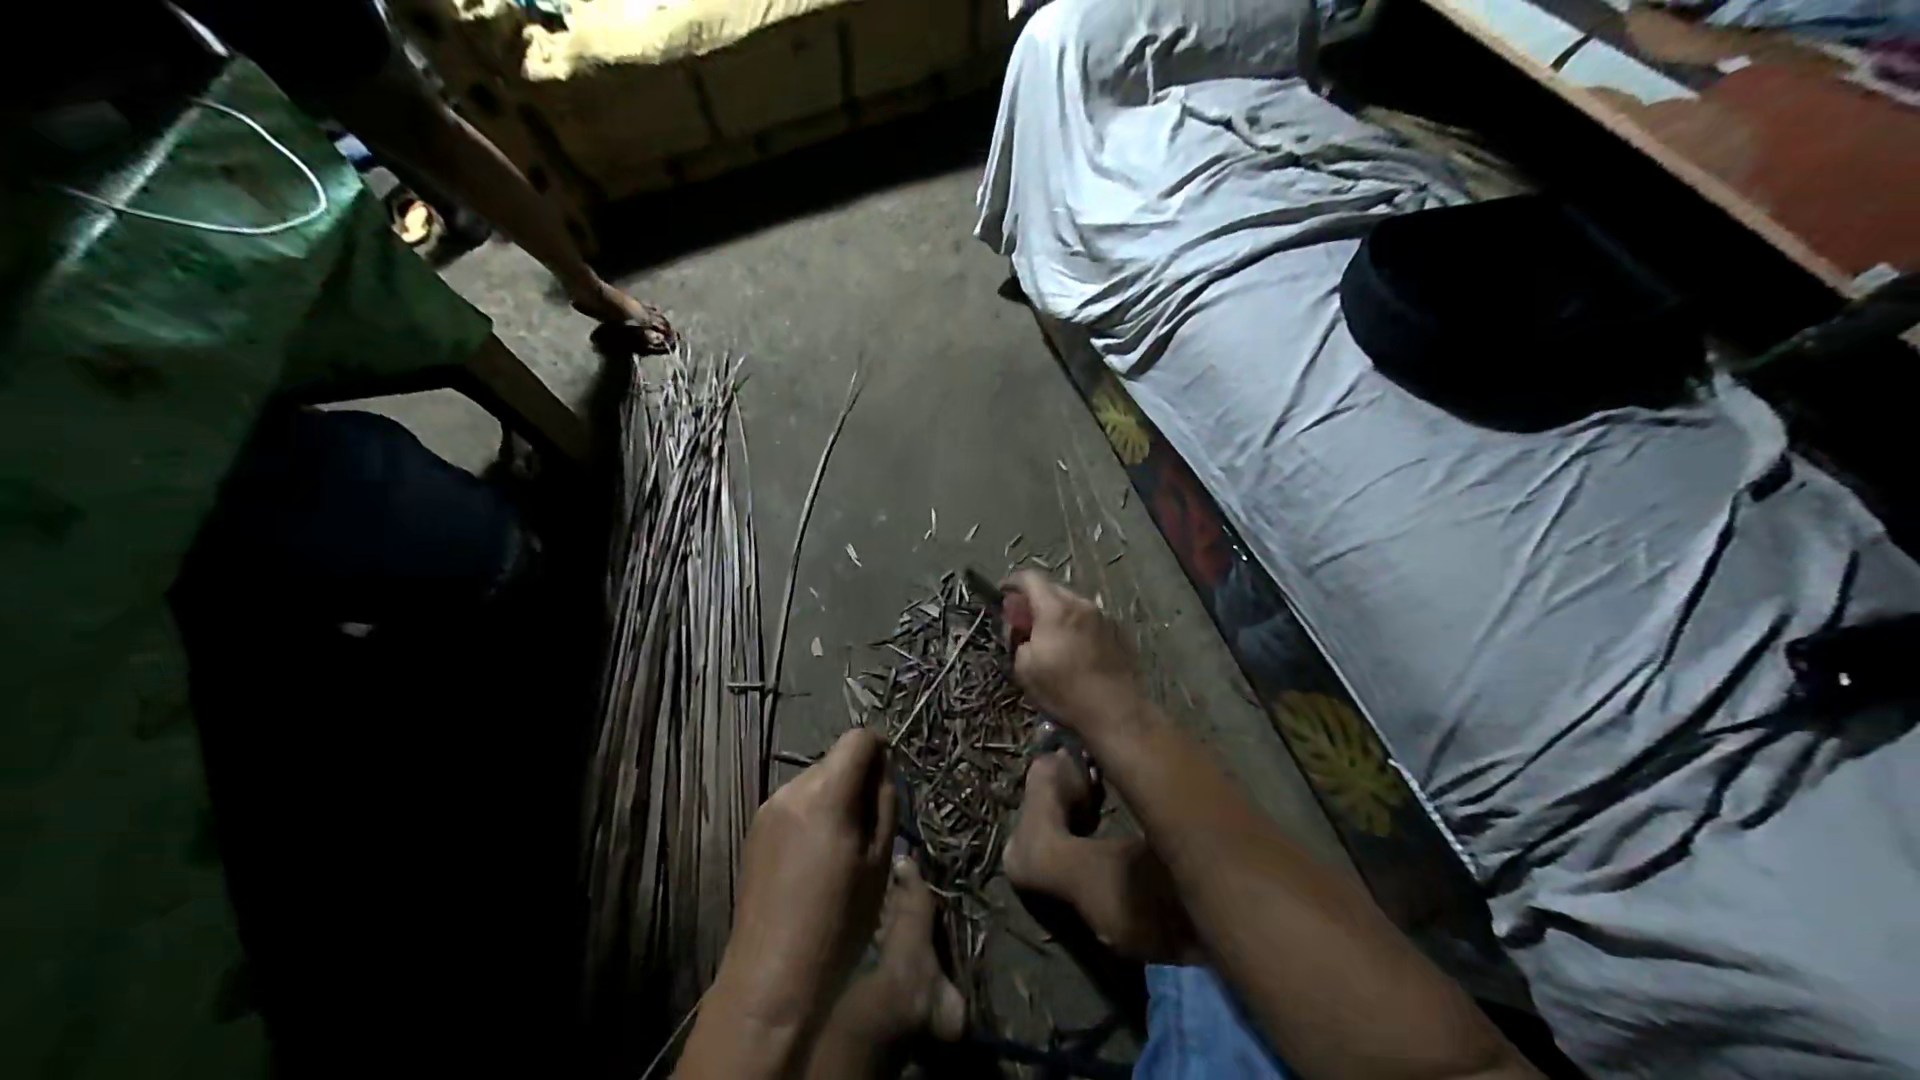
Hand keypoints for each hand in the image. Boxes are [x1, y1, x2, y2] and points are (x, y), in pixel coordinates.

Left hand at [710, 728, 896, 1032]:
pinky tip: (816, 858)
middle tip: (871, 824)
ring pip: (814, 782)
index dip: (879, 750)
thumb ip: (884, 805)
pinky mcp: (754, 831)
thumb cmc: (838, 923)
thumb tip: (883, 773)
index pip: (858, 739)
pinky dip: (813, 814)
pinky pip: (794, 804)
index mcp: (826, 793)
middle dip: (858, 779)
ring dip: (835, 797)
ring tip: (843, 847)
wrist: (771, 976)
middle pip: (835, 760)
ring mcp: (767, 809)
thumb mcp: (880, 863)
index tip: (890, 781)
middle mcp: (791, 790)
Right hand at [1001, 570, 1141, 733]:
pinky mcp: (1117, 631)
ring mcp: (1103, 617)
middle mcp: (1081, 604)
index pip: (1030, 578)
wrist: (1115, 710)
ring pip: (1072, 604)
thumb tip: (1021, 630)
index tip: (1004, 596)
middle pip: (1052, 589)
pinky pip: (1089, 619)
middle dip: (1034, 600)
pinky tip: (1074, 649)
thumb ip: (1017, 639)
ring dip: (1057, 613)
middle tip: (1024, 621)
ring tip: (1050, 637)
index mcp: (1055, 609)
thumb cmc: (1064, 689)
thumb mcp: (1024, 668)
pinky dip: (1076, 626)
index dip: (1013, 583)